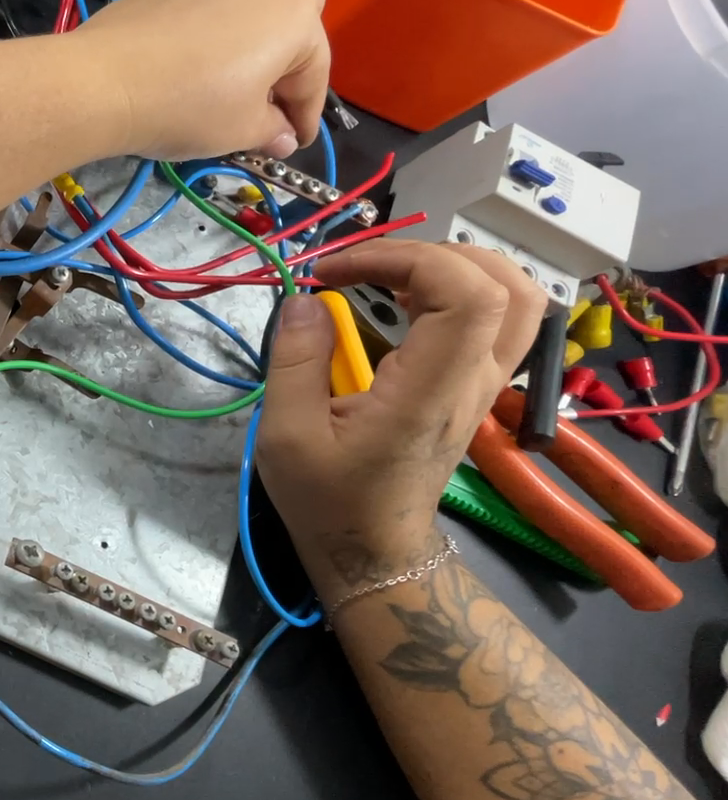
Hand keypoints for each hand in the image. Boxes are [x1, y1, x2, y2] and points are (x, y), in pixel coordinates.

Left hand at [76, 0, 328, 161]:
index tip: (296, 142)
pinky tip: (188, 71)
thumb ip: (270, 131)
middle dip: (283, 70)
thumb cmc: (185, 107)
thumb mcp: (237, 130)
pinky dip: (208, 41)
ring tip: (227, 93)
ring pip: (246, 15)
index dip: (305, 115)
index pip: (313, 71)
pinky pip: (205, 14)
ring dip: (246, 52)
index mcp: (297, 10)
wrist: (100, 82)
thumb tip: (283, 137)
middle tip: (266, 112)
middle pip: (288, 28)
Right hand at [255, 240, 547, 598]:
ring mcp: (482, 385)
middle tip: (359, 266)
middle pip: (503, 283)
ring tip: (383, 276)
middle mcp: (473, 381)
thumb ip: (295, 362)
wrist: (368, 545)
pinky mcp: (473, 389)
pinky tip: (405, 303)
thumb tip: (304, 301)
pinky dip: (457, 292)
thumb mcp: (286, 433)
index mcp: (429, 391)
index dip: (402, 259)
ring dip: (451, 268)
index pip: (465, 293)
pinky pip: (495, 321)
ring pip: (513, 297)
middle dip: (427, 254)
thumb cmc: (324, 496)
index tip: (333, 272)